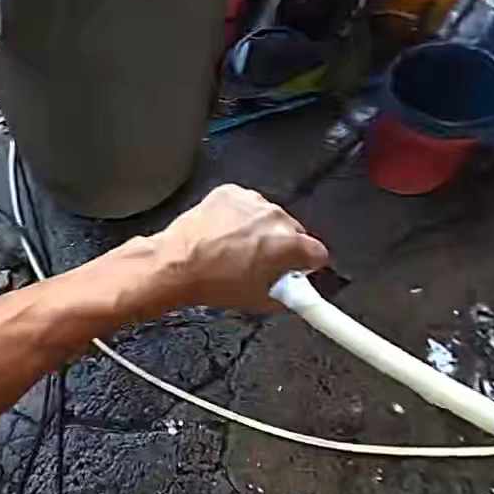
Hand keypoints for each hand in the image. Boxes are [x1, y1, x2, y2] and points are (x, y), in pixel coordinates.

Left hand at [150, 184, 329, 310]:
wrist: (176, 265)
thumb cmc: (212, 282)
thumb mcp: (260, 300)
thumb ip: (288, 294)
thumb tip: (294, 294)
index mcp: (288, 243)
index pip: (318, 252)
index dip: (307, 266)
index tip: (299, 270)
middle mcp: (274, 216)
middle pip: (293, 232)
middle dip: (282, 247)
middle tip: (261, 264)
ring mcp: (251, 201)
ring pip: (267, 217)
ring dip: (259, 230)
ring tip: (235, 250)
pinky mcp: (230, 193)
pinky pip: (244, 205)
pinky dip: (238, 217)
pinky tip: (224, 235)